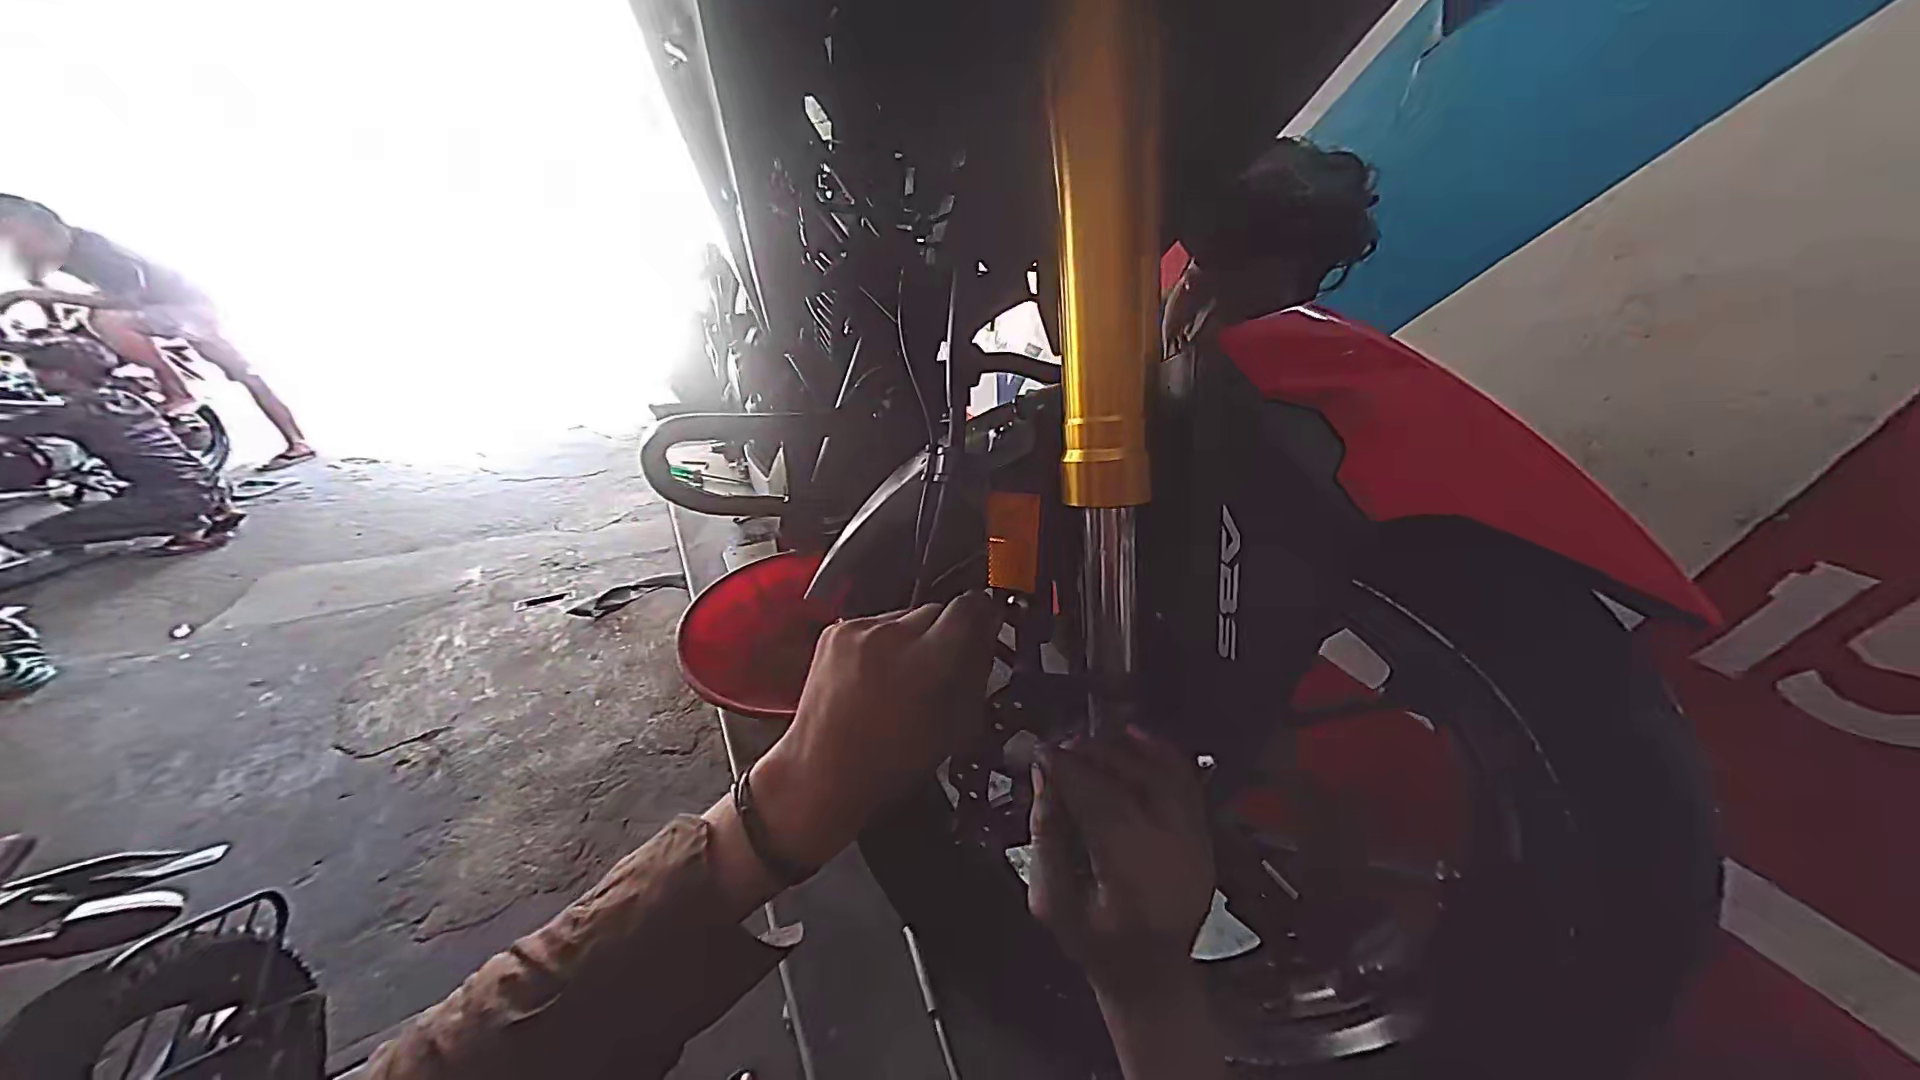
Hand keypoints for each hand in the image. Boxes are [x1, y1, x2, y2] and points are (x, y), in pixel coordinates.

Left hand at [748, 590, 999, 868]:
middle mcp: (893, 637)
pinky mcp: (837, 631)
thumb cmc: (887, 765)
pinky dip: (883, 642)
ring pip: (907, 615)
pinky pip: (876, 622)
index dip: (984, 616)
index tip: (985, 624)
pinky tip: (878, 674)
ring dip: (913, 638)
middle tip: (941, 668)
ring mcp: (860, 631)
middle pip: (940, 609)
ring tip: (903, 678)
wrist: (823, 773)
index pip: (972, 607)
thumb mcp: (955, 726)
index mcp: (930, 661)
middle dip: (946, 634)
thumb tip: (986, 634)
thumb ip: (977, 672)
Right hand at [1028, 727, 1213, 991]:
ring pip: (1160, 775)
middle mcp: (1173, 855)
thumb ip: (1045, 837)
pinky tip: (1134, 737)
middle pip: (1132, 782)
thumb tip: (1043, 779)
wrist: (1152, 976)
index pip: (1100, 802)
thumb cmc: (1097, 946)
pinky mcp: (1203, 836)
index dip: (1068, 771)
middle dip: (1091, 755)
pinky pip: (1185, 782)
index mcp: (1133, 879)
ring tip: (1086, 744)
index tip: (1042, 753)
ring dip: (1119, 750)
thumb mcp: (1052, 901)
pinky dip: (1160, 754)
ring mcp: (1195, 844)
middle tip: (1060, 746)